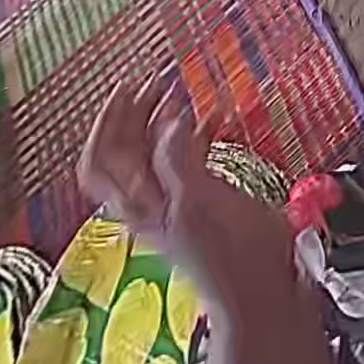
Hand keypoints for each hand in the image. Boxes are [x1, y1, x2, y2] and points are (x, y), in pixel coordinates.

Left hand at [79, 75, 291, 296]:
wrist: (260, 283)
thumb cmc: (231, 253)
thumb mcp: (201, 203)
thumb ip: (180, 163)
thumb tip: (169, 121)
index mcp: (141, 204)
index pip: (103, 160)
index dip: (108, 122)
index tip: (128, 86)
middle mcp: (151, 200)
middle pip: (126, 151)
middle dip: (135, 113)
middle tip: (157, 80)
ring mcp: (177, 198)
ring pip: (156, 151)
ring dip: (164, 118)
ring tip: (180, 90)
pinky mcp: (204, 196)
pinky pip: (189, 156)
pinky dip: (197, 131)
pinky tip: (216, 118)